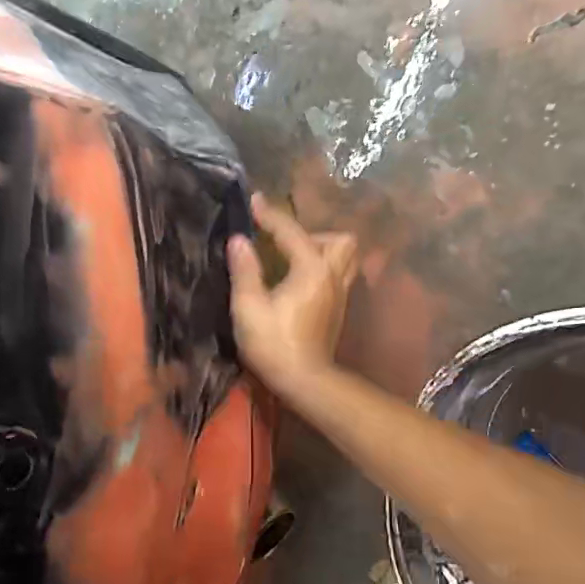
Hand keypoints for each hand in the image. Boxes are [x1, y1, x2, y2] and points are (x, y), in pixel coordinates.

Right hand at [227, 194, 358, 397]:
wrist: (305, 382)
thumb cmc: (273, 344)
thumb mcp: (248, 307)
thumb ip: (245, 270)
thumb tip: (238, 240)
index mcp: (311, 269)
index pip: (291, 231)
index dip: (270, 214)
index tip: (252, 201)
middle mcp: (333, 276)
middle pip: (338, 239)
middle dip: (310, 234)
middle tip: (281, 245)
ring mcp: (341, 293)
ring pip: (346, 257)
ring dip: (322, 250)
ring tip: (293, 260)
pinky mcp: (339, 309)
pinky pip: (339, 274)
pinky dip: (323, 267)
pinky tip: (298, 281)